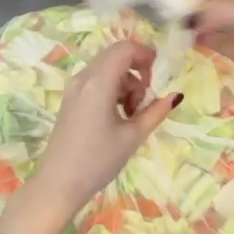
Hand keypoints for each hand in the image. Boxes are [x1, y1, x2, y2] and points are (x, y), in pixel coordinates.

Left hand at [0, 41, 179, 233]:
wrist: (59, 184)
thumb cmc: (98, 160)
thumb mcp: (133, 136)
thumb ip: (155, 112)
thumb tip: (175, 96)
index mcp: (99, 82)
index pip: (125, 49)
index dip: (145, 54)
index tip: (158, 74)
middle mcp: (83, 78)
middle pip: (115, 56)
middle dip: (137, 71)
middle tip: (145, 99)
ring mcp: (74, 88)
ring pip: (106, 69)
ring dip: (125, 83)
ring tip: (132, 114)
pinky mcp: (70, 100)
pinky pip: (96, 82)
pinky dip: (112, 90)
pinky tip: (117, 117)